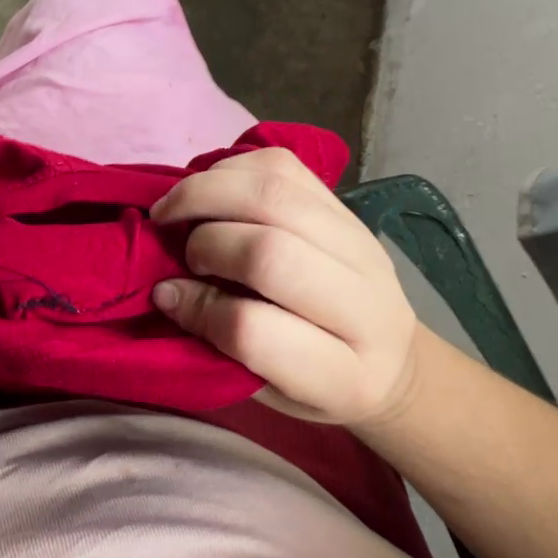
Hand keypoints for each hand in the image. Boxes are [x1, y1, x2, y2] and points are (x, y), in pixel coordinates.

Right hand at [149, 148, 422, 425]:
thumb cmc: (318, 384)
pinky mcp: (346, 206)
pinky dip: (232, 169)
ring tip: (174, 209)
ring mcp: (360, 245)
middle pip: (271, 253)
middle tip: (176, 249)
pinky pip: (283, 166)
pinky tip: (209, 187)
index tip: (167, 297)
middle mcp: (365, 305)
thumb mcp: (270, 391)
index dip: (198, 309)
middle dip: (205, 243)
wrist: (392, 355)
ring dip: (207, 193)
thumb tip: (165, 289)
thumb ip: (219, 345)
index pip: (255, 331)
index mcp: (343, 375)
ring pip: (275, 194)